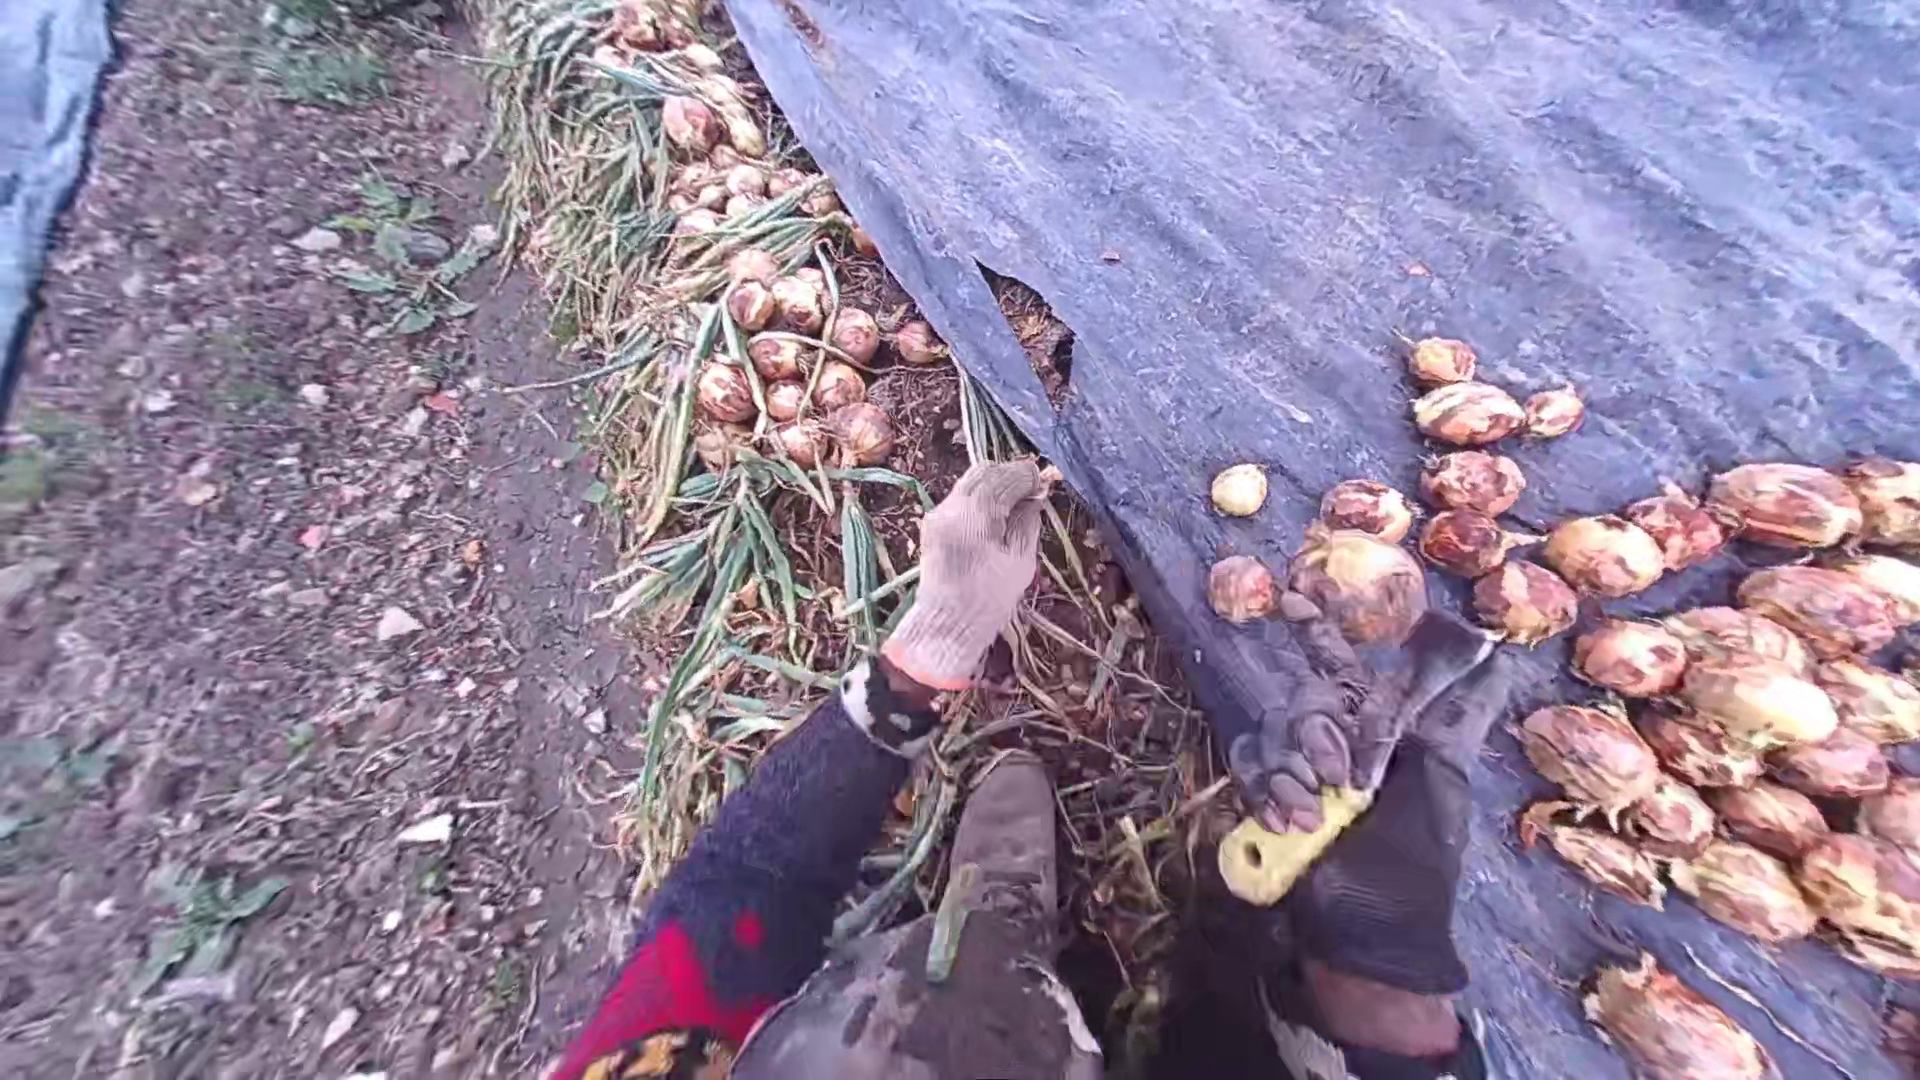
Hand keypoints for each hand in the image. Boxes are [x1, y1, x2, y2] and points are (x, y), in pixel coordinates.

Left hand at [881, 460, 1048, 689]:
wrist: (946, 624)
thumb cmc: (988, 598)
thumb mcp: (1020, 561)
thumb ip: (1027, 522)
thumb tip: (1034, 498)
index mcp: (974, 514)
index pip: (1004, 478)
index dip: (1026, 476)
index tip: (1043, 482)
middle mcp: (951, 506)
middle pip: (983, 472)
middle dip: (1009, 474)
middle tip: (1031, 488)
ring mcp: (938, 514)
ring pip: (969, 482)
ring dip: (994, 483)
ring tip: (1015, 499)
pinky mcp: (933, 524)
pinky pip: (960, 497)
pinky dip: (980, 496)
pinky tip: (995, 511)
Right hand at [1227, 594, 1499, 832]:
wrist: (1371, 926)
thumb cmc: (1416, 852)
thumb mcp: (1442, 779)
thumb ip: (1455, 716)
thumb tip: (1500, 656)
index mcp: (1368, 725)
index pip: (1336, 662)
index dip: (1314, 629)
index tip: (1292, 600)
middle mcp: (1325, 735)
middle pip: (1300, 700)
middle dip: (1314, 734)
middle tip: (1337, 776)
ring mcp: (1289, 762)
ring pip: (1270, 733)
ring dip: (1290, 774)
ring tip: (1313, 814)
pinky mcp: (1261, 787)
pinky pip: (1248, 768)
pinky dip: (1266, 793)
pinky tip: (1288, 822)